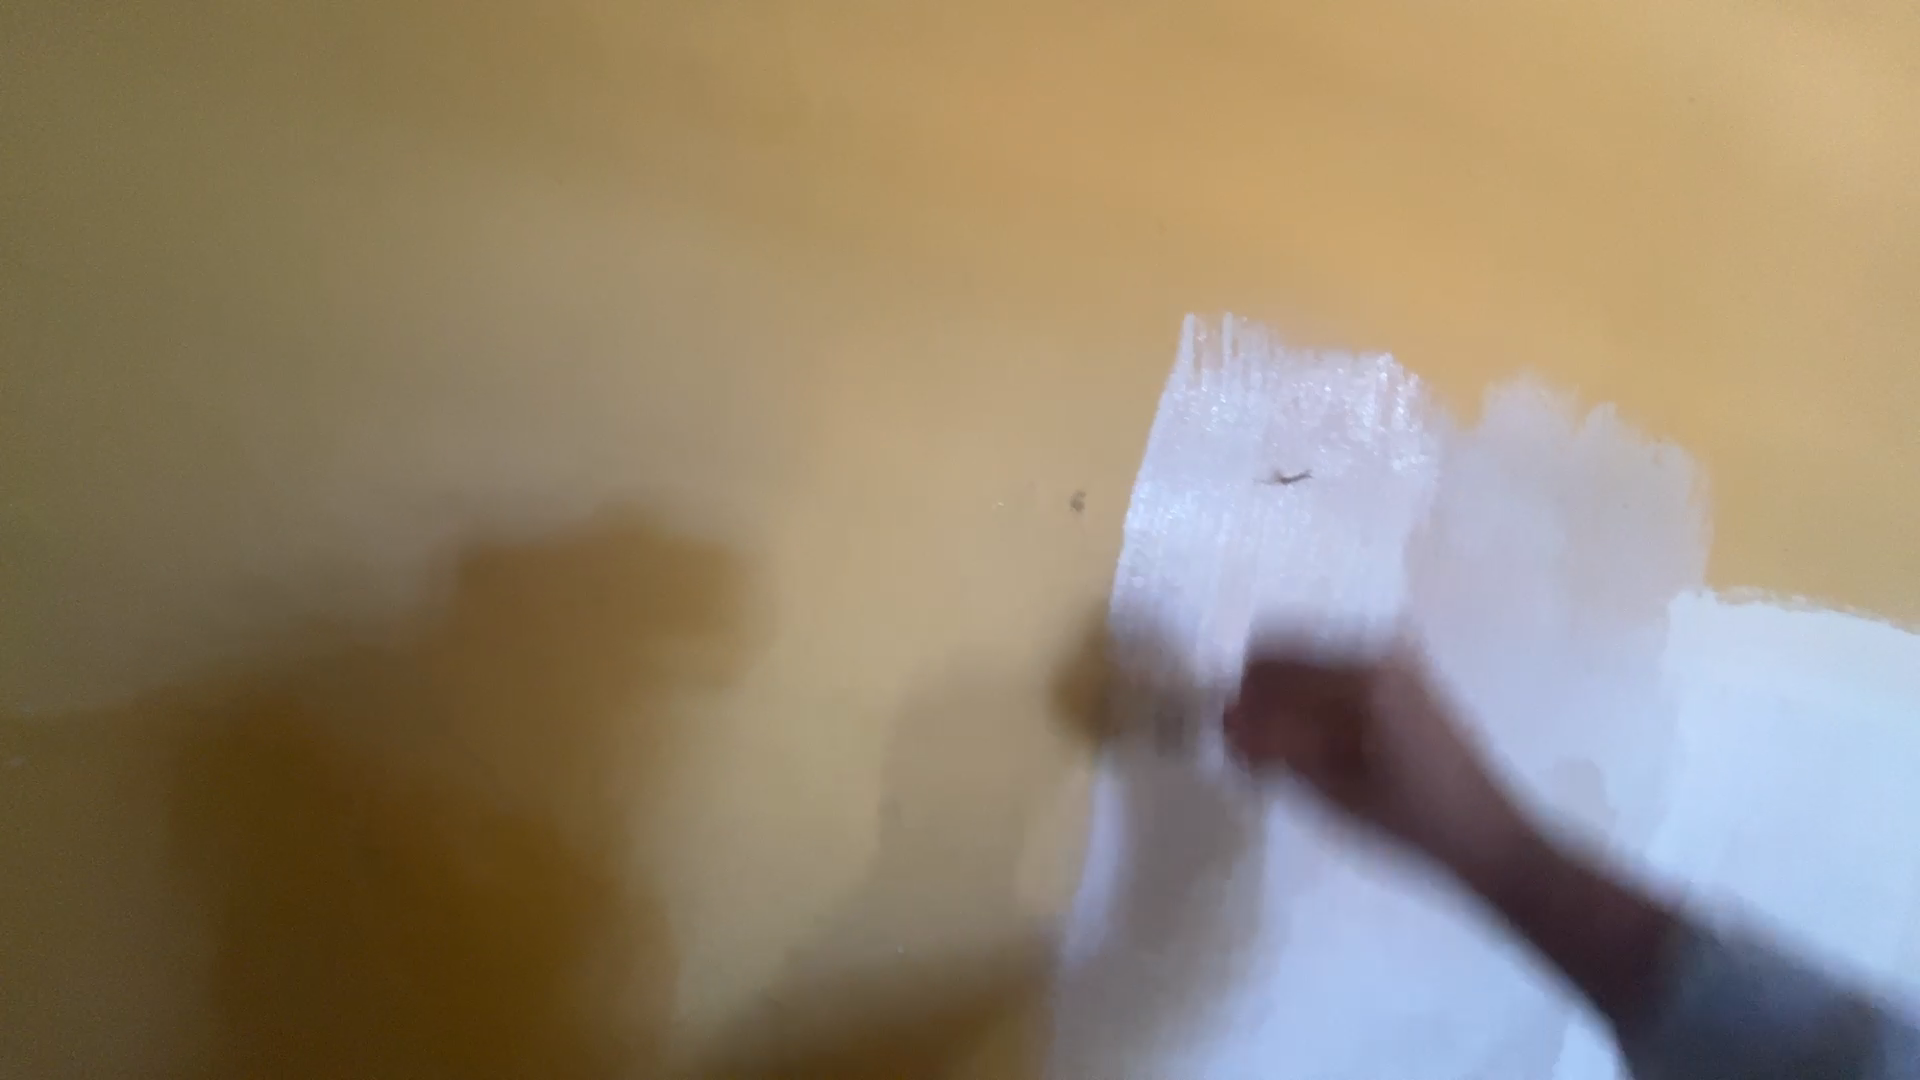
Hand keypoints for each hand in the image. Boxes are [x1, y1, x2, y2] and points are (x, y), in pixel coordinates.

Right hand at [1223, 646, 1529, 882]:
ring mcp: (1391, 657)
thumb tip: (1223, 722)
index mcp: (1362, 677)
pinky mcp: (1397, 672)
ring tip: (1281, 748)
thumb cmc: (1409, 823)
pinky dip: (1304, 697)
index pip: (1269, 668)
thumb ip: (1270, 748)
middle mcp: (1377, 651)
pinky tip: (1312, 739)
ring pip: (1299, 658)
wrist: (1490, 839)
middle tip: (1247, 745)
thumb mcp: (1328, 791)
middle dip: (1254, 696)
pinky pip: (1326, 669)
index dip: (1239, 703)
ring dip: (1277, 696)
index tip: (1226, 740)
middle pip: (1279, 651)